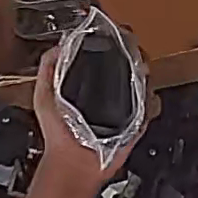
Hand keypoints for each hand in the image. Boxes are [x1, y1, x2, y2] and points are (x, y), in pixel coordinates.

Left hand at [29, 46, 143, 197]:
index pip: (110, 51)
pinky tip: (144, 98)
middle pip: (134, 61)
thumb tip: (59, 44)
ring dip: (146, 74)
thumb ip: (48, 69)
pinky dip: (151, 99)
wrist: (73, 164)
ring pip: (146, 79)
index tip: (121, 33)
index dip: (118, 39)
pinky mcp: (138, 120)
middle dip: (137, 54)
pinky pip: (152, 104)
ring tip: (140, 73)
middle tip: (134, 53)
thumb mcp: (45, 95)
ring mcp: (127, 103)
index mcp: (91, 79)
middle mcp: (111, 89)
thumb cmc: (58, 133)